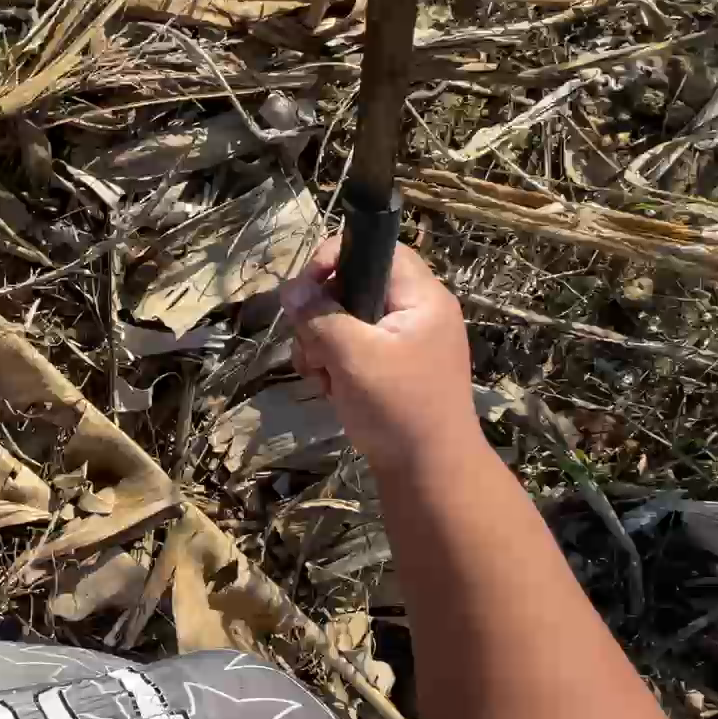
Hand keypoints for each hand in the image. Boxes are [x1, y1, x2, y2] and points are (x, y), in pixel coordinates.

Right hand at [277, 234, 479, 474]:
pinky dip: (329, 364)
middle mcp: (413, 313)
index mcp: (420, 299)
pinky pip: (347, 348)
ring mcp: (400, 341)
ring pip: (342, 321)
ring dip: (319, 344)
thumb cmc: (398, 407)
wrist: (427, 468)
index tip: (303, 288)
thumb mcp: (354, 357)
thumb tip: (290, 290)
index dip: (335, 258)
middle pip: (351, 287)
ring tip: (322, 375)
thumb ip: (321, 318)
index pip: (376, 250)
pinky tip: (329, 387)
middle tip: (313, 347)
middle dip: (319, 315)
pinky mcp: (387, 366)